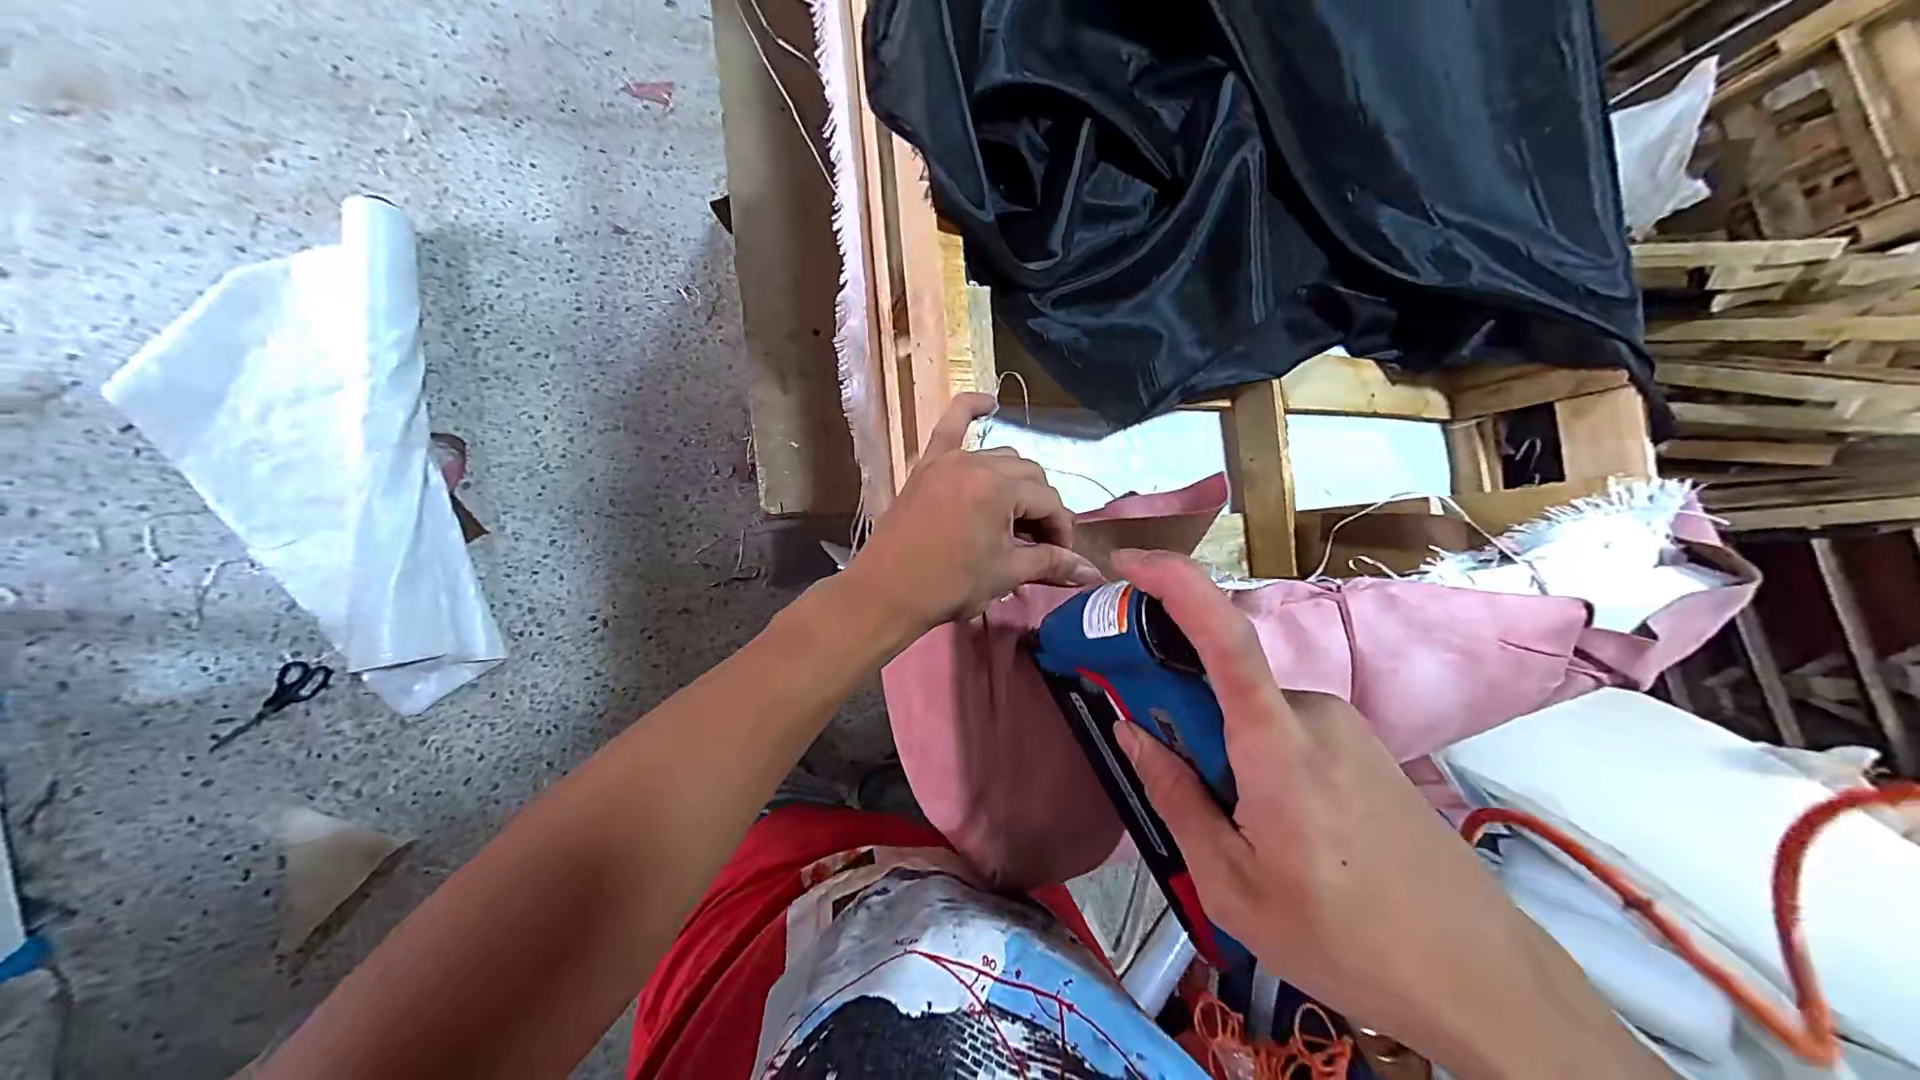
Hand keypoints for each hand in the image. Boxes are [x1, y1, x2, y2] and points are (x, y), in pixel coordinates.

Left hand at [843, 393, 1103, 633]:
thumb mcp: (1005, 573)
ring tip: (1016, 516)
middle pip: (1029, 475)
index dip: (1061, 529)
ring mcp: (948, 460)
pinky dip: (969, 408)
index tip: (1060, 555)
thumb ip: (1050, 562)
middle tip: (1037, 542)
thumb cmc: (949, 585)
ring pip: (1001, 457)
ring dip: (1016, 482)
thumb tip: (1091, 572)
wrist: (886, 593)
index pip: (1048, 501)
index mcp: (998, 489)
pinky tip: (988, 401)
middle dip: (1041, 508)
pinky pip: (949, 425)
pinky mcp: (927, 465)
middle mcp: (976, 463)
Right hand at [1107, 549, 1670, 1078]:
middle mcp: (1314, 713)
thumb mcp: (1231, 884)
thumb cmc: (1345, 939)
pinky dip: (1252, 756)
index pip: (1225, 637)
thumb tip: (1132, 731)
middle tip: (1175, 782)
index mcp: (1278, 746)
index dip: (1174, 584)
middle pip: (1220, 685)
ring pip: (1249, 713)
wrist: (1484, 980)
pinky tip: (1274, 825)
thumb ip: (1175, 797)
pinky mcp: (1361, 743)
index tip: (1126, 562)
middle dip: (1181, 719)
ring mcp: (1344, 725)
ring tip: (1236, 828)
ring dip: (1220, 749)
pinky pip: (1281, 728)